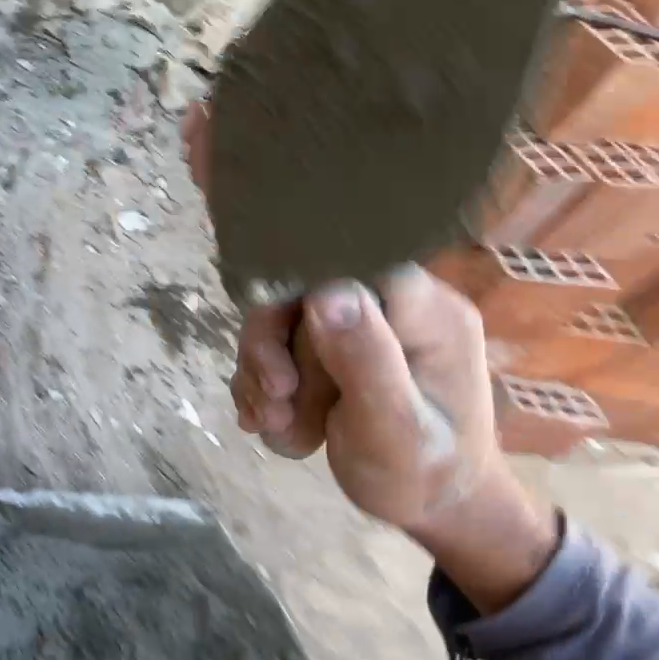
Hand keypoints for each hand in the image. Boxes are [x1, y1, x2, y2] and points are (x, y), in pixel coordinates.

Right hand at [190, 101, 556, 610]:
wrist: (432, 508)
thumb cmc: (427, 473)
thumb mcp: (400, 431)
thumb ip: (366, 360)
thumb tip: (324, 291)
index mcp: (414, 304)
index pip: (344, 239)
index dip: (287, 201)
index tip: (226, 151)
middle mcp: (377, 296)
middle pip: (288, 278)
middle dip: (265, 340)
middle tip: (271, 394)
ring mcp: (342, 318)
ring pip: (266, 315)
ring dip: (259, 372)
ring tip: (276, 423)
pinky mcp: (316, 339)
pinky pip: (262, 342)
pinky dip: (254, 384)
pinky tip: (266, 419)